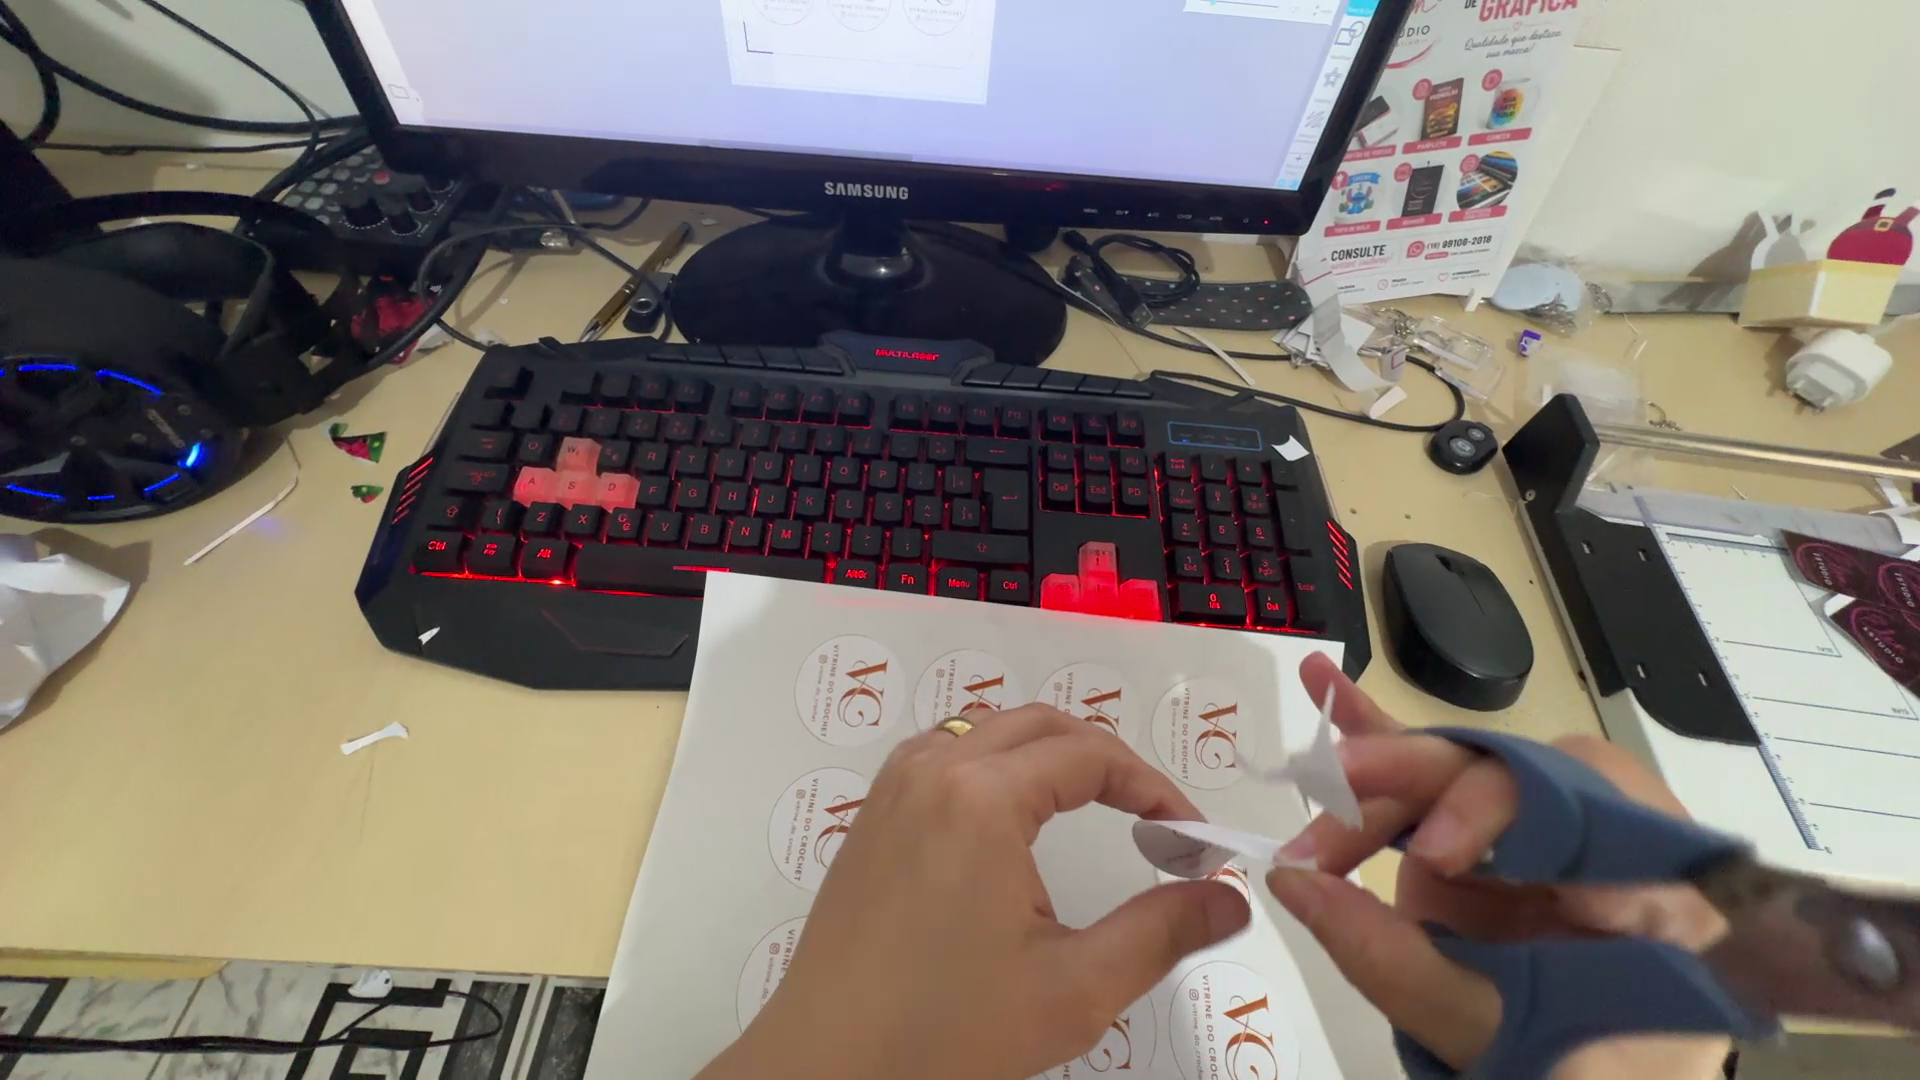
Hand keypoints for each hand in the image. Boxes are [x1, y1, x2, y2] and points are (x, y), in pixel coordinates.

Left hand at [697, 704, 1252, 1079]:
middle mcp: (936, 765)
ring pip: (991, 725)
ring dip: (1047, 750)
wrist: (826, 1066)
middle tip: (1147, 812)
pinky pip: (948, 748)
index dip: (1151, 785)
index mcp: (984, 796)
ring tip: (1089, 801)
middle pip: (1042, 724)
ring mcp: (898, 780)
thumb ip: (1161, 933)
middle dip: (1104, 758)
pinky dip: (995, 757)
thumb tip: (1230, 899)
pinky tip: (1009, 808)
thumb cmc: (949, 1030)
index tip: (1189, 832)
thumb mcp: (1073, 989)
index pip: (1089, 756)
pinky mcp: (877, 806)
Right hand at [1265, 654, 1732, 1079]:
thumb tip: (1289, 881)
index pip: (1588, 804)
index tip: (1430, 859)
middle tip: (1334, 798)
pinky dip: (1371, 727)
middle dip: (1409, 776)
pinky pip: (1426, 761)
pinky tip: (1322, 680)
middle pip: (1499, 770)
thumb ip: (1390, 959)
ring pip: (1445, 764)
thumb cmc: (1566, 1066)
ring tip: (1308, 775)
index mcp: (1657, 891)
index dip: (1500, 809)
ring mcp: (1529, 822)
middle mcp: (1594, 835)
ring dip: (1370, 769)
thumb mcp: (1486, 1029)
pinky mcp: (1476, 821)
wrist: (1571, 1079)